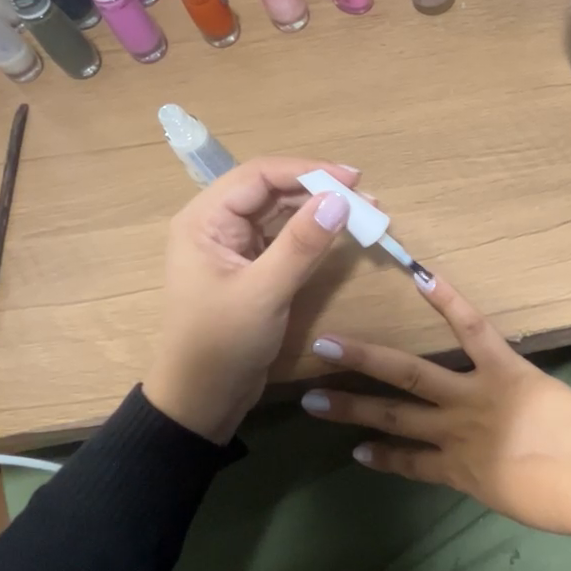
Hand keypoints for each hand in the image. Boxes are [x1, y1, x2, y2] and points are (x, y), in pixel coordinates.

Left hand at [142, 158, 355, 442]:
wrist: (203, 398)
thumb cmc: (222, 344)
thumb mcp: (264, 292)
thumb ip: (301, 244)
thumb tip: (340, 199)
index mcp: (205, 220)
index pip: (259, 176)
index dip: (307, 172)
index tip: (353, 179)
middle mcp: (217, 225)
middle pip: (271, 191)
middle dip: (319, 190)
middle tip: (368, 197)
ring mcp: (234, 249)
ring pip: (281, 215)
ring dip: (320, 211)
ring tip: (364, 213)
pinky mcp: (251, 271)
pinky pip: (285, 241)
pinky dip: (313, 236)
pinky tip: (340, 235)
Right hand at [298, 274, 570, 542]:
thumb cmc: (558, 503)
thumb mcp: (509, 500)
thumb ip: (489, 481)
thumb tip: (487, 472)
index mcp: (458, 470)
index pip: (408, 463)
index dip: (380, 457)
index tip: (355, 450)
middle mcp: (454, 431)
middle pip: (392, 416)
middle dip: (350, 406)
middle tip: (309, 395)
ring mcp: (474, 397)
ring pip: (410, 375)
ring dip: (368, 358)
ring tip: (330, 343)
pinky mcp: (504, 369)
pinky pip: (472, 331)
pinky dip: (449, 301)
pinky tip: (422, 277)